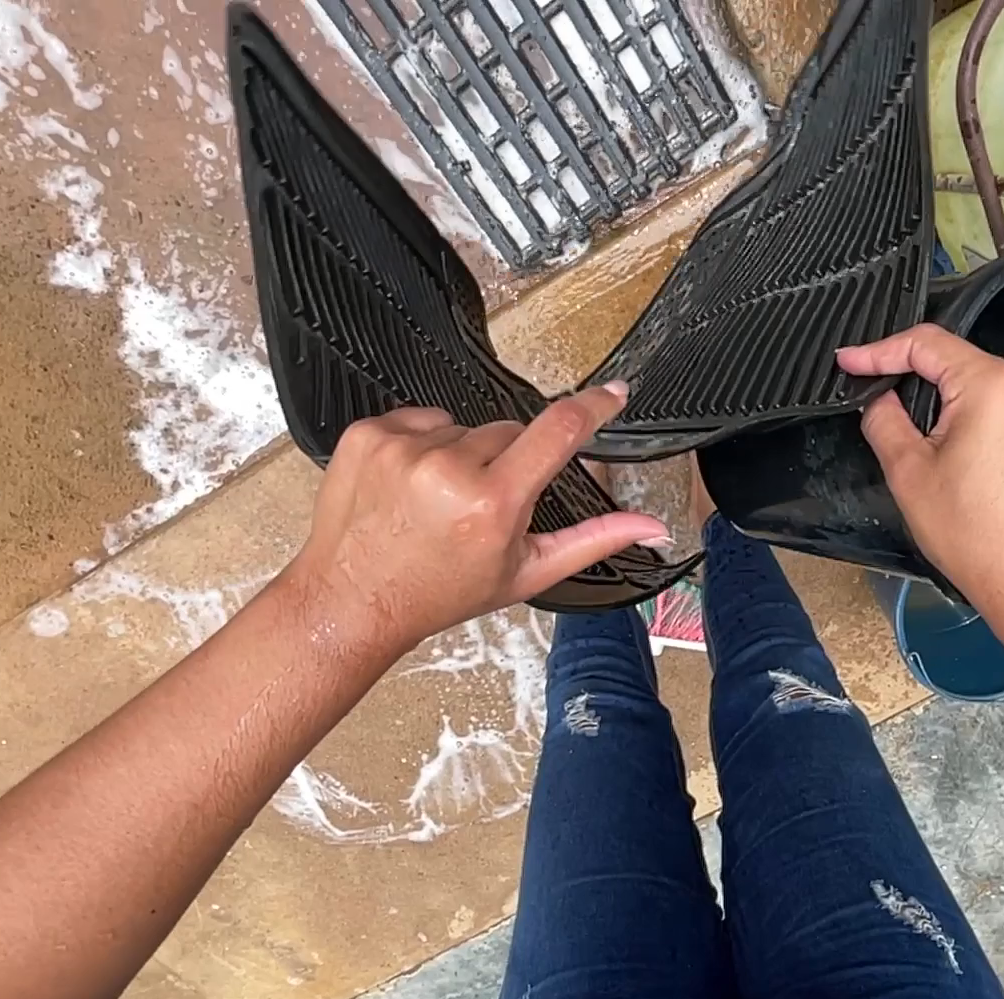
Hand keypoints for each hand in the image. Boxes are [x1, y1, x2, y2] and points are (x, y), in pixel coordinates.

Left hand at [283, 382, 668, 650]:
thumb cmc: (442, 593)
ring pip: (463, 425)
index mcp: (493, 503)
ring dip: (462, 453)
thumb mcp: (527, 572)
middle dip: (507, 460)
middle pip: (508, 430)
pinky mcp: (368, 434)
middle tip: (482, 504)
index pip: (559, 430)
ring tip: (440, 499)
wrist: (354, 601)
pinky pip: (421, 419)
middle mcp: (447, 468)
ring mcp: (403, 447)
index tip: (612, 393)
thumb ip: (594, 541)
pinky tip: (412, 485)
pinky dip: (424, 444)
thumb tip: (649, 526)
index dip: (594, 406)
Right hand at [838, 325, 1003, 640]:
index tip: (848, 362)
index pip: (925, 344)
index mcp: (993, 383)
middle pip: (956, 362)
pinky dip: (977, 417)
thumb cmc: (974, 532)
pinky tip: (959, 452)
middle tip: (877, 407)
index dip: (878, 351)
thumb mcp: (907, 472)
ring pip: (982, 384)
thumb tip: (878, 398)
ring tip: (921, 441)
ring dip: (946, 402)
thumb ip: (883, 420)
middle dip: (913, 381)